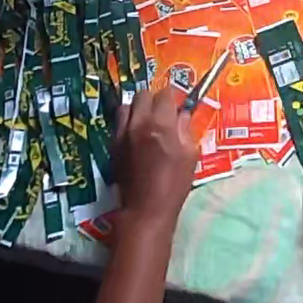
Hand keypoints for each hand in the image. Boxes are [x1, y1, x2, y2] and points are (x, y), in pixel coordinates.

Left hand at [113, 83, 195, 231]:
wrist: (145, 209)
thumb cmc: (174, 184)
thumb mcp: (190, 155)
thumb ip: (185, 130)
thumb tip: (183, 114)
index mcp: (161, 125)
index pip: (165, 93)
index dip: (173, 97)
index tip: (176, 105)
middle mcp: (139, 123)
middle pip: (143, 94)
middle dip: (154, 99)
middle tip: (162, 113)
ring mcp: (122, 133)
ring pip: (127, 105)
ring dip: (138, 108)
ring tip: (146, 121)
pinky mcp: (113, 144)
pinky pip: (118, 122)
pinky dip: (127, 121)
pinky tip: (135, 134)